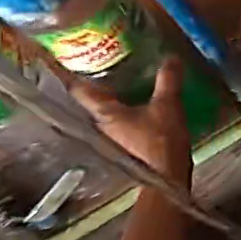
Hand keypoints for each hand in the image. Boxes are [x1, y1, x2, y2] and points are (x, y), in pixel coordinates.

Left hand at [73, 57, 192, 187]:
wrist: (166, 181)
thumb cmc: (160, 142)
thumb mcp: (168, 106)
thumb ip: (168, 80)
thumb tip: (171, 57)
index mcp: (103, 114)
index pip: (78, 89)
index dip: (72, 72)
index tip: (69, 58)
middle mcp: (98, 128)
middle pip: (89, 102)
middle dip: (95, 85)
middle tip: (104, 65)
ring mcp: (109, 141)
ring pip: (103, 114)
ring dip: (111, 101)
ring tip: (123, 84)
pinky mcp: (121, 150)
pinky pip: (117, 125)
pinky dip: (123, 114)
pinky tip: (136, 108)